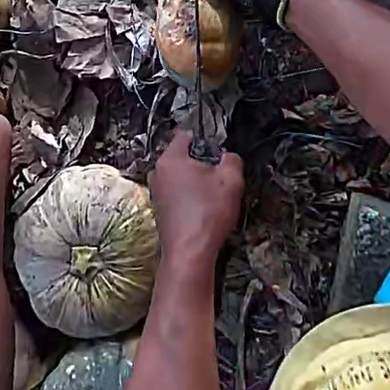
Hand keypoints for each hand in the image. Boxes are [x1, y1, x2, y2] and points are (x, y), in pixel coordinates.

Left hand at [149, 131, 243, 270]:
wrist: (190, 253)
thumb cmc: (207, 214)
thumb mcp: (231, 180)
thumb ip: (232, 159)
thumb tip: (229, 157)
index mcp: (171, 159)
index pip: (185, 136)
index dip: (204, 140)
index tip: (217, 149)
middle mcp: (158, 173)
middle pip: (183, 157)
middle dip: (202, 163)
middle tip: (219, 175)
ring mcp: (157, 193)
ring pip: (181, 177)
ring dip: (197, 182)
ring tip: (214, 196)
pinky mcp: (161, 210)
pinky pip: (178, 194)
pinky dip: (191, 197)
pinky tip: (205, 210)